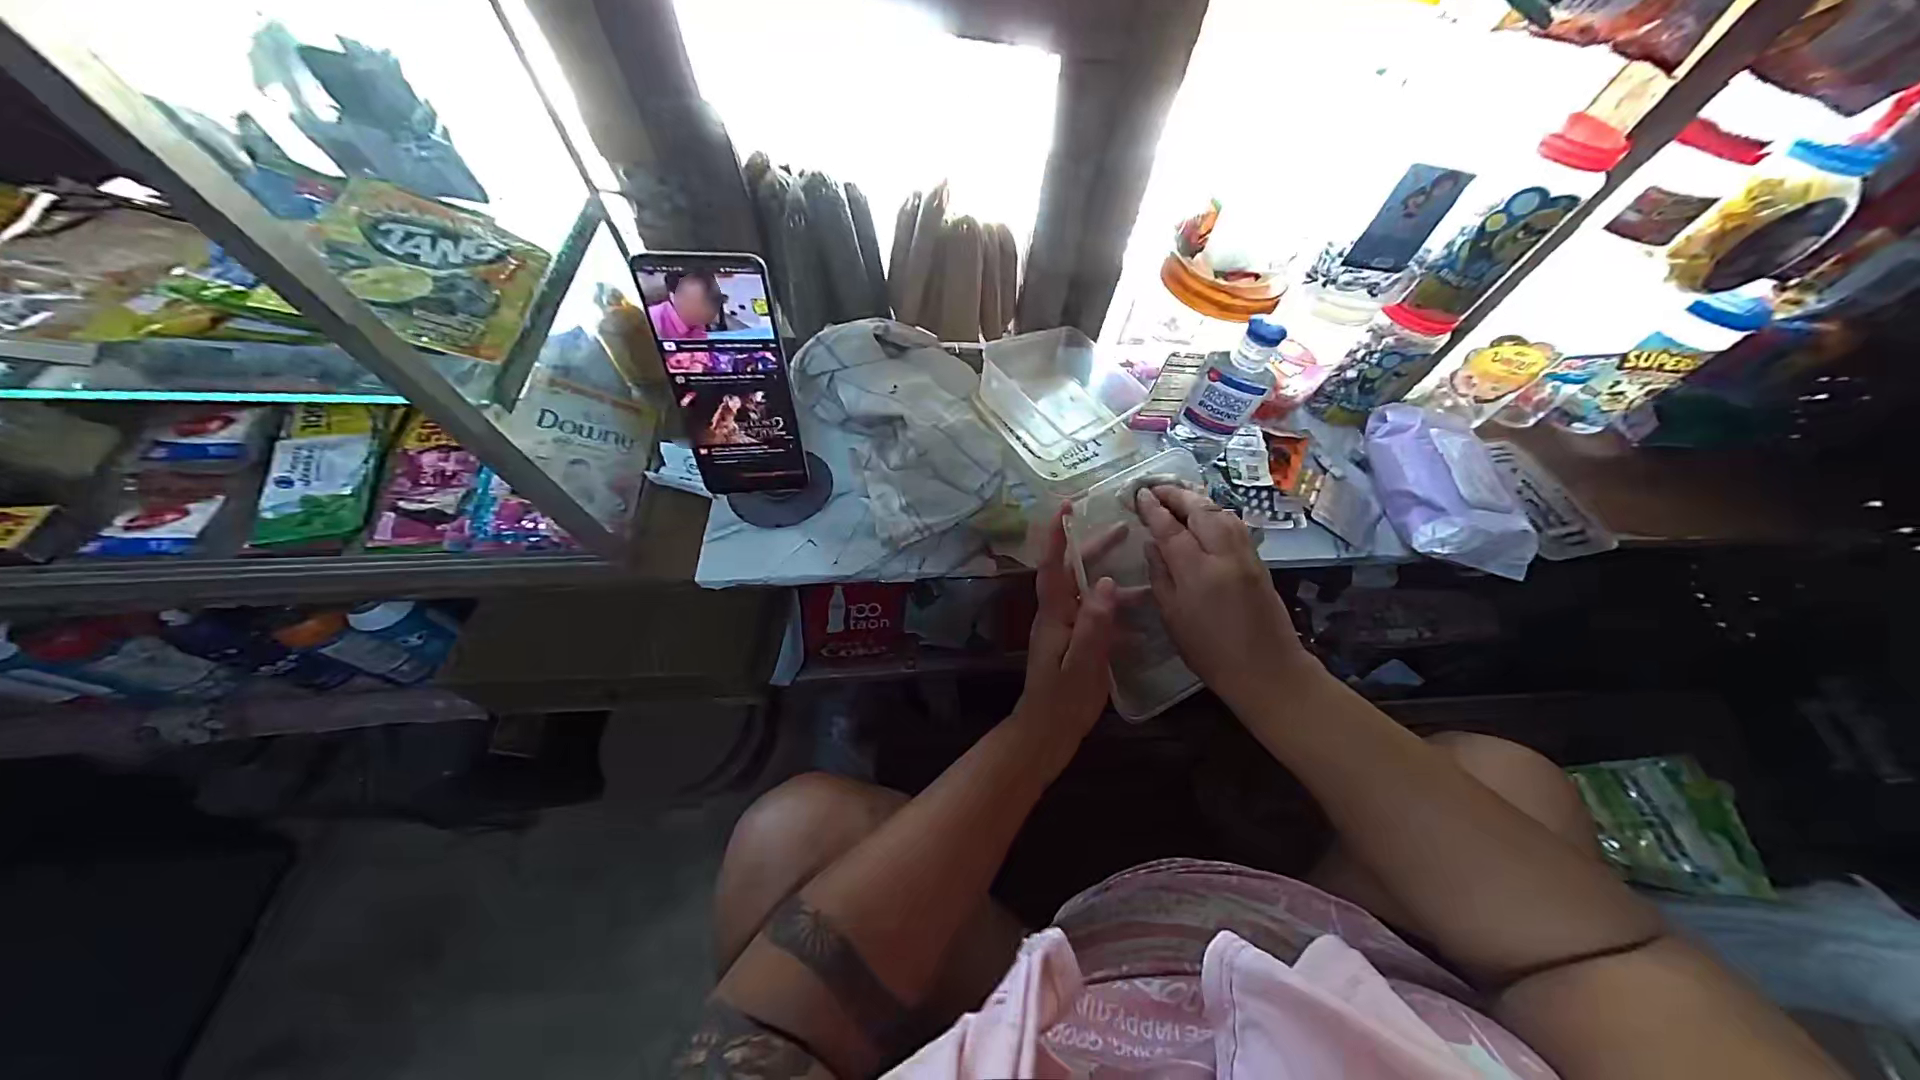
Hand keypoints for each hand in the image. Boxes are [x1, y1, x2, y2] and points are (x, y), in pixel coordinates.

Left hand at [1014, 503, 1117, 739]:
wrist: (1046, 733)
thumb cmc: (1062, 701)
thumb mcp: (1082, 664)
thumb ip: (1093, 624)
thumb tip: (1104, 582)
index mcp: (1054, 615)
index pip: (1052, 566)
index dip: (1057, 535)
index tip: (1067, 507)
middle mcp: (1056, 615)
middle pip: (1072, 572)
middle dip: (1093, 548)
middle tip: (1123, 528)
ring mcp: (1065, 629)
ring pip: (1086, 592)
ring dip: (1109, 577)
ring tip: (1139, 566)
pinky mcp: (1075, 643)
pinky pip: (1095, 614)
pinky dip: (1115, 607)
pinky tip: (1140, 610)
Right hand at [1135, 485, 1307, 708]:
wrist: (1267, 670)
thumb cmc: (1210, 652)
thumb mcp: (1172, 616)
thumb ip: (1160, 575)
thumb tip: (1152, 544)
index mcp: (1197, 570)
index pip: (1170, 527)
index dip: (1152, 508)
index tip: (1138, 494)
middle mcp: (1224, 554)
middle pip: (1200, 510)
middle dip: (1176, 494)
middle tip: (1155, 488)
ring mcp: (1246, 555)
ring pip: (1221, 513)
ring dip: (1197, 500)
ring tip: (1177, 497)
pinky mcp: (1258, 561)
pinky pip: (1234, 525)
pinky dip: (1215, 513)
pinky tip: (1204, 516)